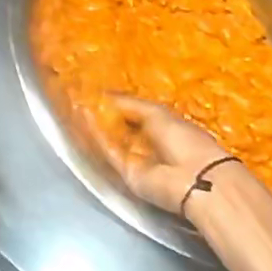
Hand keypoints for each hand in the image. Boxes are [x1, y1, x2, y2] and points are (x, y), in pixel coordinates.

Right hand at [87, 95, 233, 214]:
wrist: (192, 178)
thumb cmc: (182, 138)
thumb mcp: (156, 113)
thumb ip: (130, 104)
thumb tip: (106, 94)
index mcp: (163, 127)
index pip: (136, 113)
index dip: (118, 103)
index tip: (100, 92)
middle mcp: (149, 144)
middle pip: (122, 128)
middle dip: (105, 115)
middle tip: (84, 98)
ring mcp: (137, 160)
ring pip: (112, 141)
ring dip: (97, 124)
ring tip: (79, 104)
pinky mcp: (126, 174)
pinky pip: (109, 152)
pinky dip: (96, 135)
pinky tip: (84, 117)